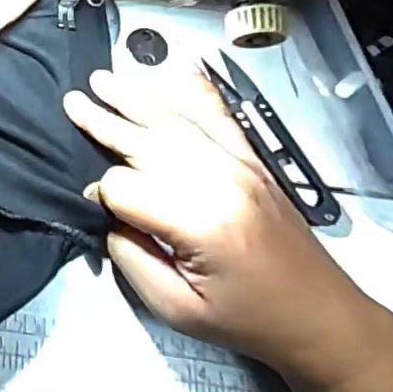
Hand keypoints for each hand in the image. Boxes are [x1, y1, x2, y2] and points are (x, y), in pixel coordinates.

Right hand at [63, 65, 392, 390]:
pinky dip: (194, 90)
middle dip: (105, 122)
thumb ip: (132, 256)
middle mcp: (219, 179)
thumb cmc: (247, 320)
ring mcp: (240, 162)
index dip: (103, 193)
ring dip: (137, 98)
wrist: (319, 314)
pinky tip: (175, 71)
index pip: (129, 187)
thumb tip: (109, 211)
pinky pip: (219, 115)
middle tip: (73, 102)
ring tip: (104, 81)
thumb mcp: (176, 309)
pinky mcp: (252, 159)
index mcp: (200, 222)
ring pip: (176, 120)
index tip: (89, 201)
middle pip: (149, 140)